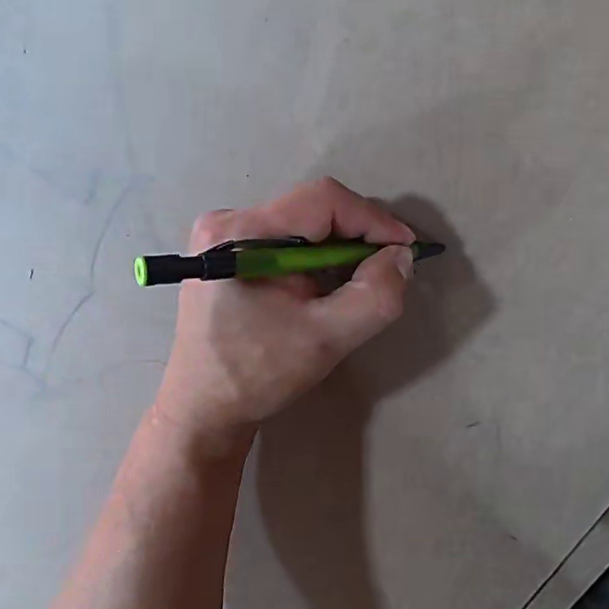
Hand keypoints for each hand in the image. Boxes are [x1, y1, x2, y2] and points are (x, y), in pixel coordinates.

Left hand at [152, 178, 416, 449]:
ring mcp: (223, 236)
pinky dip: (316, 258)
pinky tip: (324, 289)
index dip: (372, 219)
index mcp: (238, 234)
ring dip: (338, 250)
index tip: (405, 250)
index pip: (322, 201)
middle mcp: (226, 222)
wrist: (203, 407)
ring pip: (302, 223)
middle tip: (386, 271)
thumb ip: (375, 296)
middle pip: (312, 209)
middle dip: (357, 237)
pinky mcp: (227, 252)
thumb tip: (400, 256)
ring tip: (356, 285)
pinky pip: (287, 238)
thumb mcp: (326, 340)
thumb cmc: (256, 376)